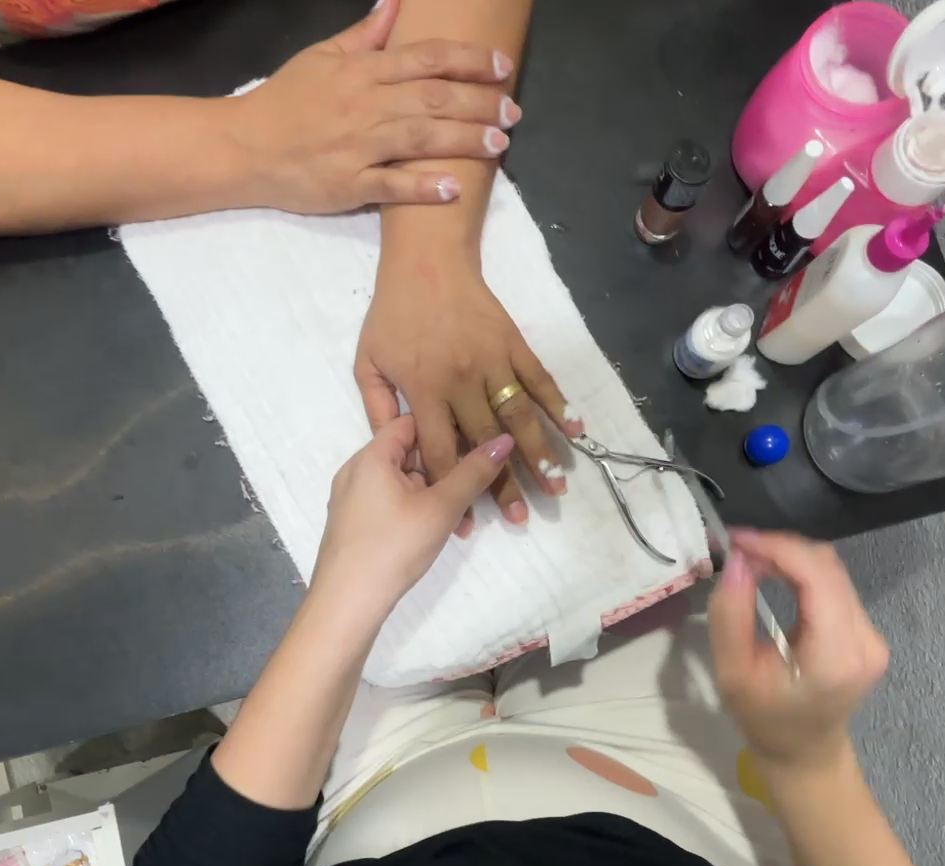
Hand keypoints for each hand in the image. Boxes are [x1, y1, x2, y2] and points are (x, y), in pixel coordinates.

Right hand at [227, 0, 518, 213]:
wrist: (246, 147)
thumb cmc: (286, 103)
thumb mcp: (322, 57)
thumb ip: (364, 34)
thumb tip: (398, 3)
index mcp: (363, 71)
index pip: (426, 59)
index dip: (469, 62)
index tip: (502, 68)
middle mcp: (366, 105)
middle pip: (433, 99)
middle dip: (479, 103)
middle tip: (513, 112)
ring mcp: (358, 146)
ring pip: (421, 138)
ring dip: (464, 140)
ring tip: (499, 144)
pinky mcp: (349, 185)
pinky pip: (392, 186)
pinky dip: (423, 187)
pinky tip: (454, 188)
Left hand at [311, 415, 511, 608]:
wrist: (346, 602)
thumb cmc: (393, 547)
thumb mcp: (441, 508)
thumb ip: (473, 473)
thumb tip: (503, 439)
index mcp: (370, 455)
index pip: (412, 422)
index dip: (445, 429)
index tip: (475, 447)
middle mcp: (355, 470)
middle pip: (407, 453)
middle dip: (443, 471)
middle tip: (472, 493)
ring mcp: (350, 498)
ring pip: (400, 482)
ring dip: (431, 496)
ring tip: (459, 521)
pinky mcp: (351, 524)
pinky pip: (387, 503)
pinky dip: (412, 511)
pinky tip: (431, 534)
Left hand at [355, 258, 581, 529]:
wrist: (426, 261)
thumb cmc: (391, 316)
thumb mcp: (368, 364)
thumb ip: (378, 409)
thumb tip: (395, 452)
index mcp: (424, 391)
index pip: (442, 452)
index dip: (451, 492)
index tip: (465, 526)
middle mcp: (462, 381)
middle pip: (486, 444)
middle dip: (504, 485)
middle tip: (521, 519)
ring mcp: (492, 361)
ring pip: (519, 416)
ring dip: (539, 454)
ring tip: (556, 487)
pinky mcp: (513, 344)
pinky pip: (539, 378)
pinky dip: (559, 404)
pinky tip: (576, 431)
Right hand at [708, 529, 888, 773]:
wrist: (802, 752)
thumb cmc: (763, 718)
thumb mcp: (732, 673)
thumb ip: (731, 616)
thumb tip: (738, 563)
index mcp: (836, 654)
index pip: (817, 577)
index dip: (777, 548)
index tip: (737, 540)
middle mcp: (865, 638)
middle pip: (827, 567)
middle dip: (780, 548)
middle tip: (737, 550)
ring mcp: (871, 634)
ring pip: (831, 570)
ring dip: (788, 556)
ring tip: (750, 560)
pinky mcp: (865, 630)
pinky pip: (833, 583)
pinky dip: (799, 570)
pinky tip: (772, 574)